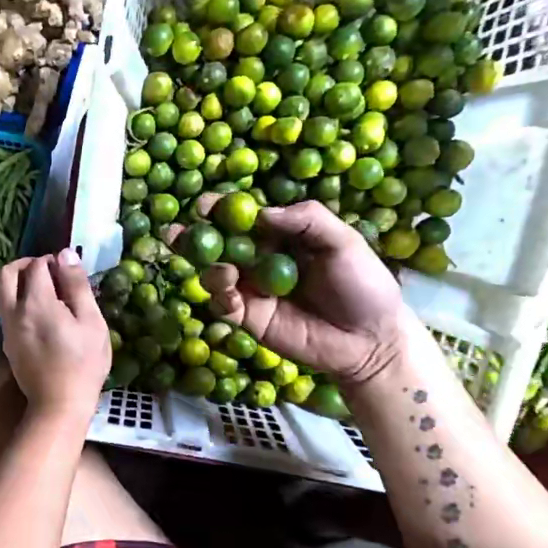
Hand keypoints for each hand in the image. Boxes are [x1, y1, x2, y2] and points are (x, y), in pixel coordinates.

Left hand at [0, 249, 109, 418]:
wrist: (59, 404)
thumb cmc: (83, 363)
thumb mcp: (91, 321)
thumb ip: (76, 285)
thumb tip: (66, 254)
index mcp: (36, 302)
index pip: (36, 266)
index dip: (52, 261)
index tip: (68, 270)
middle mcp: (14, 311)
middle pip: (6, 274)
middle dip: (25, 265)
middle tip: (47, 271)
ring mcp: (7, 329)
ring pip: (2, 293)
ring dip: (19, 283)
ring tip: (45, 292)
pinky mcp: (8, 344)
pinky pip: (7, 312)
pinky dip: (19, 302)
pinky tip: (42, 315)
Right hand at [199, 200, 413, 385]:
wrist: (370, 340)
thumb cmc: (363, 285)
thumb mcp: (343, 242)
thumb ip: (307, 220)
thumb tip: (261, 214)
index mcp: (281, 235)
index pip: (243, 217)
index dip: (220, 210)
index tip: (203, 206)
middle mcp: (259, 259)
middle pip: (218, 244)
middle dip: (194, 238)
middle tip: (176, 234)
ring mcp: (251, 289)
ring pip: (214, 273)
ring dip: (209, 269)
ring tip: (223, 272)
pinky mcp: (248, 318)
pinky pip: (221, 304)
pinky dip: (219, 297)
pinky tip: (231, 297)